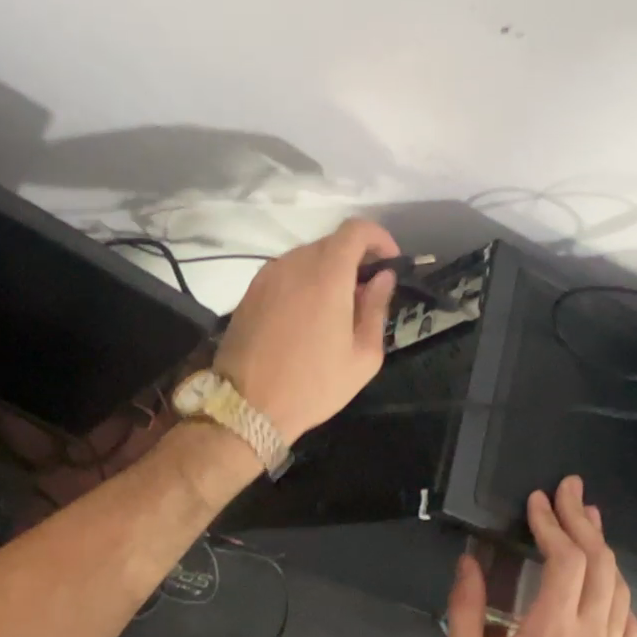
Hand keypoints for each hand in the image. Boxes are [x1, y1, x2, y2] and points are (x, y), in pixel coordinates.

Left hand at [213, 219, 399, 442]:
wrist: (247, 406)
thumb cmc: (313, 386)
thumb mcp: (363, 356)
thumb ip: (376, 308)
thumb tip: (382, 279)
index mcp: (326, 274)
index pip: (356, 229)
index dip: (379, 238)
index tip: (389, 263)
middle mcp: (293, 264)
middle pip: (331, 243)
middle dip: (354, 260)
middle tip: (365, 295)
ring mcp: (266, 277)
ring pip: (305, 259)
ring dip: (327, 273)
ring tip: (336, 311)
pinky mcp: (249, 293)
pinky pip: (284, 275)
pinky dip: (302, 284)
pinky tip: (306, 318)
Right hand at [446, 477, 636, 636]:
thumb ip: (466, 609)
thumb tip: (470, 562)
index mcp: (552, 633)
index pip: (566, 561)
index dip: (554, 524)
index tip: (538, 500)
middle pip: (601, 566)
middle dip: (584, 522)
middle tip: (570, 491)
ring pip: (621, 591)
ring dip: (605, 552)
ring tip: (588, 523)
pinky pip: (630, 626)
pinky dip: (620, 595)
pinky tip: (606, 588)